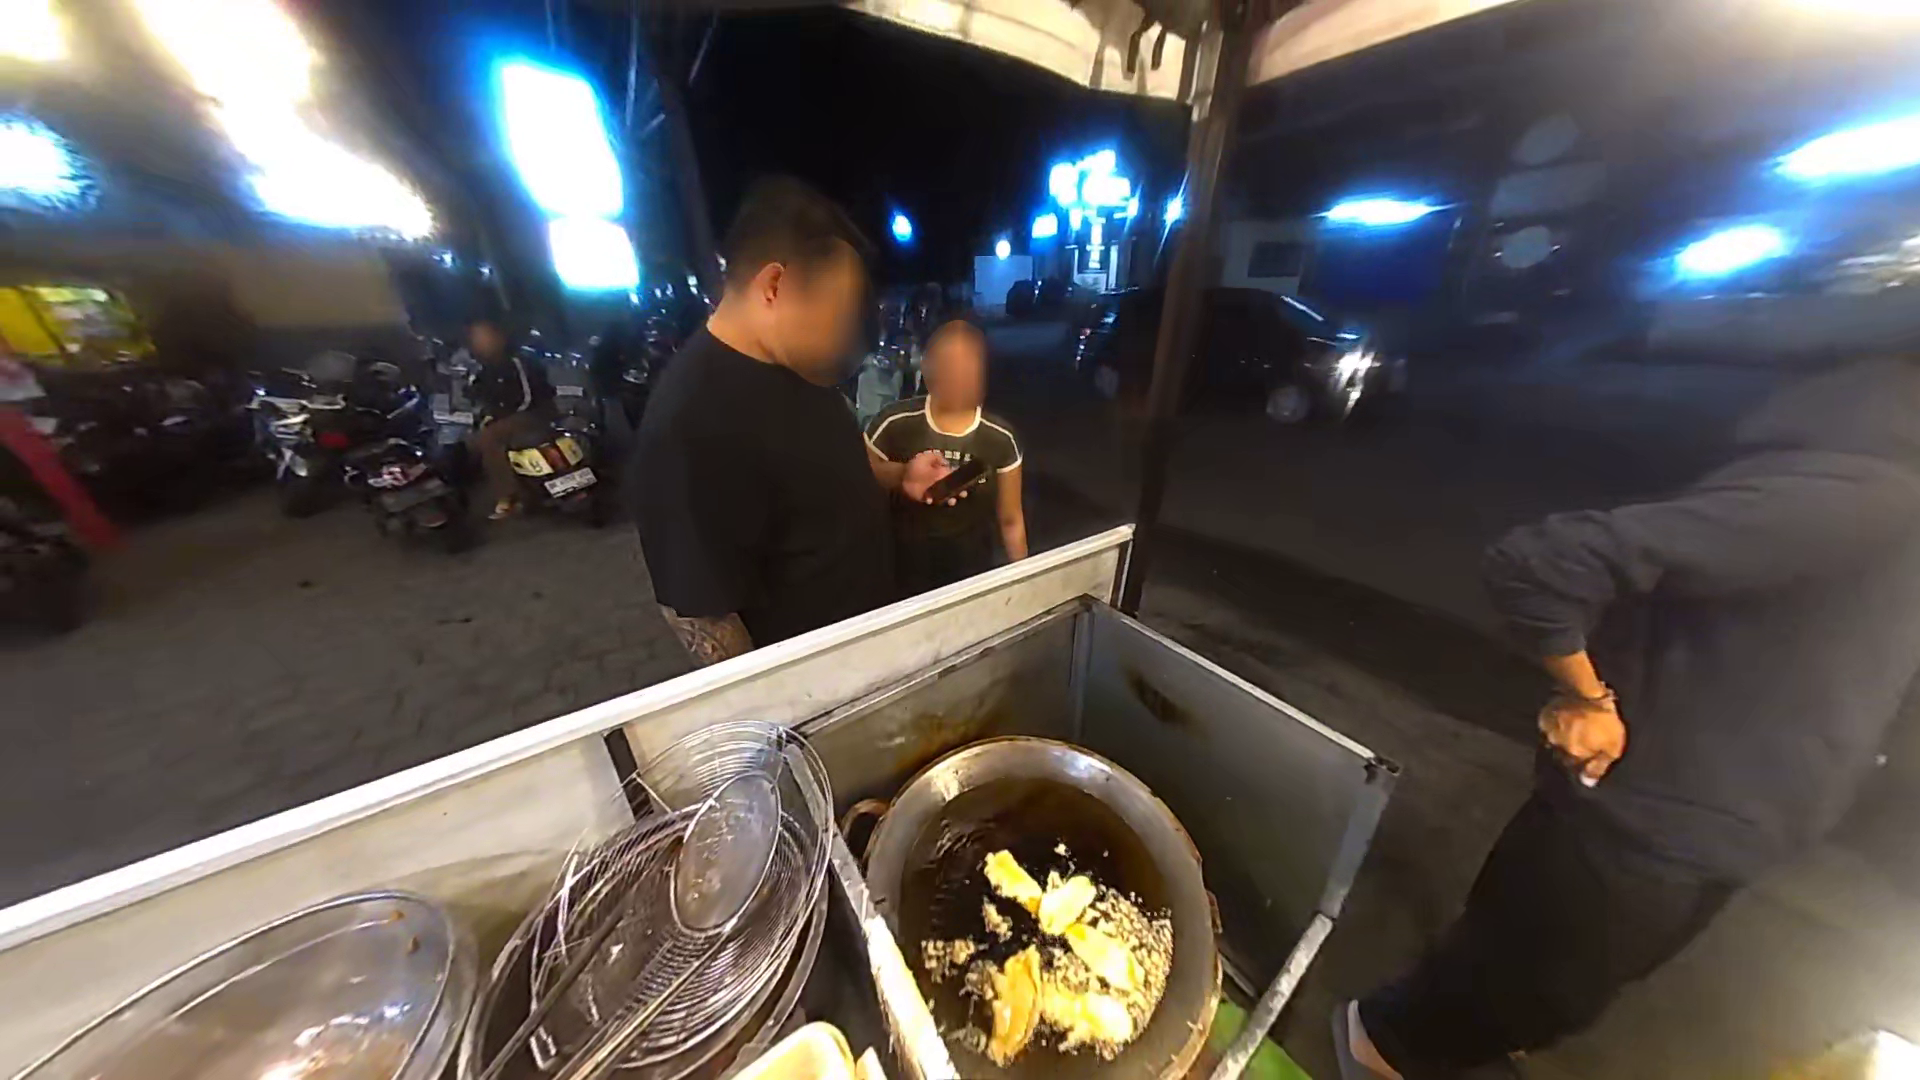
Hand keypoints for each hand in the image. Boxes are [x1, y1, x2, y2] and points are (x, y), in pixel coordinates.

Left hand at [902, 450, 966, 504]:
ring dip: (950, 499)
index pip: (955, 477)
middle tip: (962, 494)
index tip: (966, 483)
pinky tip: (930, 500)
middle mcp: (941, 484)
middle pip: (954, 489)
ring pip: (946, 497)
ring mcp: (935, 492)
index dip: (962, 480)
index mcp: (943, 473)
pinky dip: (933, 501)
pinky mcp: (928, 499)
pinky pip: (934, 502)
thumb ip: (936, 457)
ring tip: (951, 500)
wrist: (902, 476)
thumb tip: (946, 462)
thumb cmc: (915, 466)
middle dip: (959, 492)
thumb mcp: (926, 457)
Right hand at [1538, 692, 1625, 783]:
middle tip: (1580, 748)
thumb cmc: (1604, 724)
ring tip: (1572, 737)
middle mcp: (1555, 744)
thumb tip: (1586, 783)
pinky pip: (1548, 730)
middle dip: (1568, 755)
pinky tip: (1565, 726)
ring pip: (1553, 742)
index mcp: (1572, 753)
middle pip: (1560, 755)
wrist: (1585, 695)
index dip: (1579, 767)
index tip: (1585, 763)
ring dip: (1561, 743)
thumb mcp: (1612, 748)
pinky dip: (1556, 731)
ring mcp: (1546, 731)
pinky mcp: (1542, 719)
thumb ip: (1598, 766)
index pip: (1572, 768)